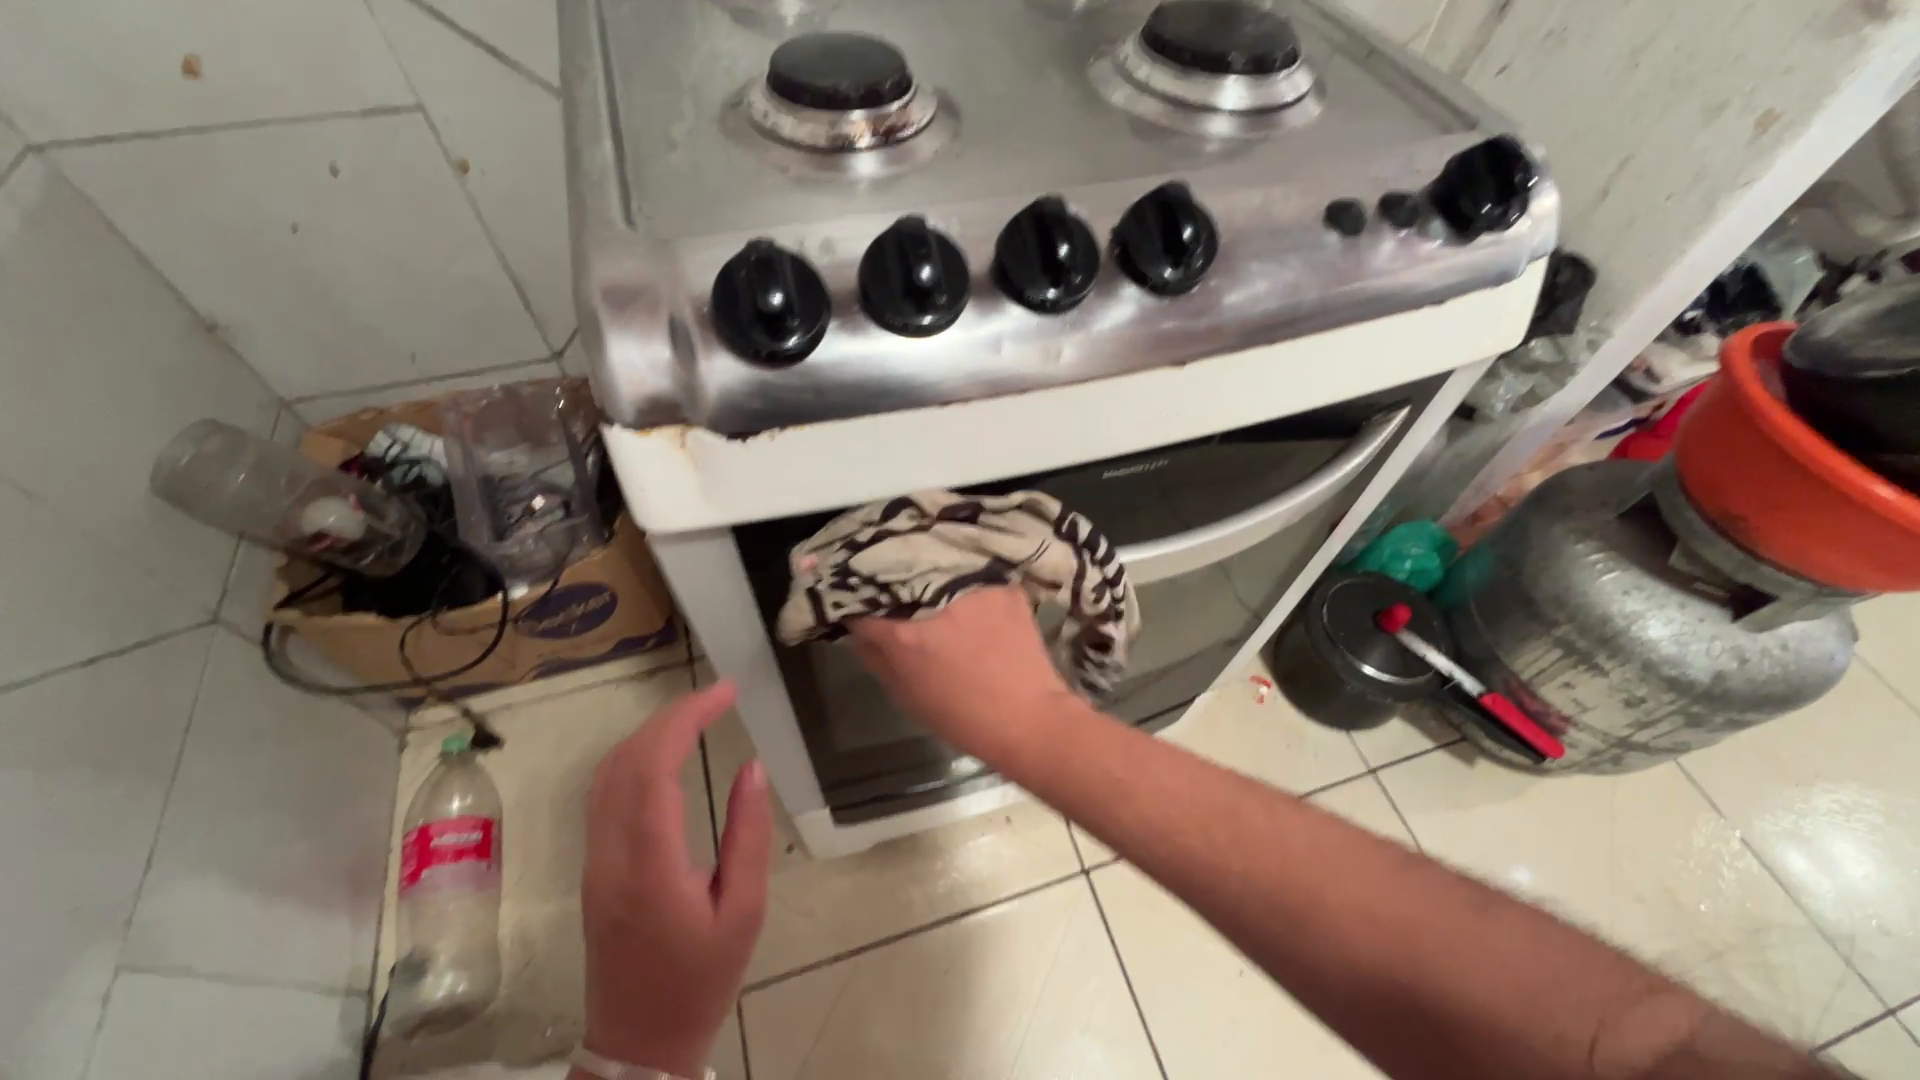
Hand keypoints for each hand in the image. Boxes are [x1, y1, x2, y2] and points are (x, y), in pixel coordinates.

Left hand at [580, 680, 771, 1077]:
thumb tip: (752, 769)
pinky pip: (603, 794)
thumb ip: (748, 835)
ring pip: (606, 774)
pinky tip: (663, 754)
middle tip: (718, 697)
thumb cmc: (701, 980)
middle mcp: (611, 853)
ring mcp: (594, 859)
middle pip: (624, 761)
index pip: (653, 768)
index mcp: (650, 864)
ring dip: (648, 734)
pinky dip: (633, 758)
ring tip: (696, 717)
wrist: (639, 1041)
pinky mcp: (593, 866)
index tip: (726, 692)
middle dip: (669, 716)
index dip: (686, 719)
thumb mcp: (744, 911)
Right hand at [848, 586, 1077, 755]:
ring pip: (935, 568)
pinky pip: (972, 574)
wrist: (1029, 718)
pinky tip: (963, 587)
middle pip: (897, 577)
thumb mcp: (907, 696)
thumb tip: (860, 632)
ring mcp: (972, 588)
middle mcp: (934, 600)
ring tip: (923, 579)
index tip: (853, 604)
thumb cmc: (963, 717)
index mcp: (904, 633)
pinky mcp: (1002, 586)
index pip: (860, 606)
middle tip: (886, 588)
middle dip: (886, 581)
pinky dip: (963, 581)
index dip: (852, 605)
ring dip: (925, 574)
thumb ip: (877, 659)